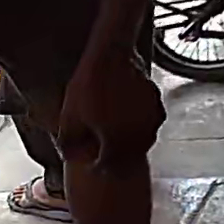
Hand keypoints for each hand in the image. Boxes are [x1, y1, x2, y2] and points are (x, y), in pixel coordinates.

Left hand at [54, 37, 165, 176]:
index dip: (100, 168)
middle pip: (129, 157)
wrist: (111, 55)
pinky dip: (137, 127)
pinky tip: (123, 120)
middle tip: (103, 154)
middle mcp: (140, 134)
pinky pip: (148, 123)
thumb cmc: (88, 88)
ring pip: (141, 141)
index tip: (93, 165)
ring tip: (113, 138)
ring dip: (129, 144)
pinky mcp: (156, 102)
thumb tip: (68, 158)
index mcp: (118, 142)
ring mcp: (152, 118)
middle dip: (116, 158)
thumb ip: (68, 144)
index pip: (111, 167)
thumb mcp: (69, 119)